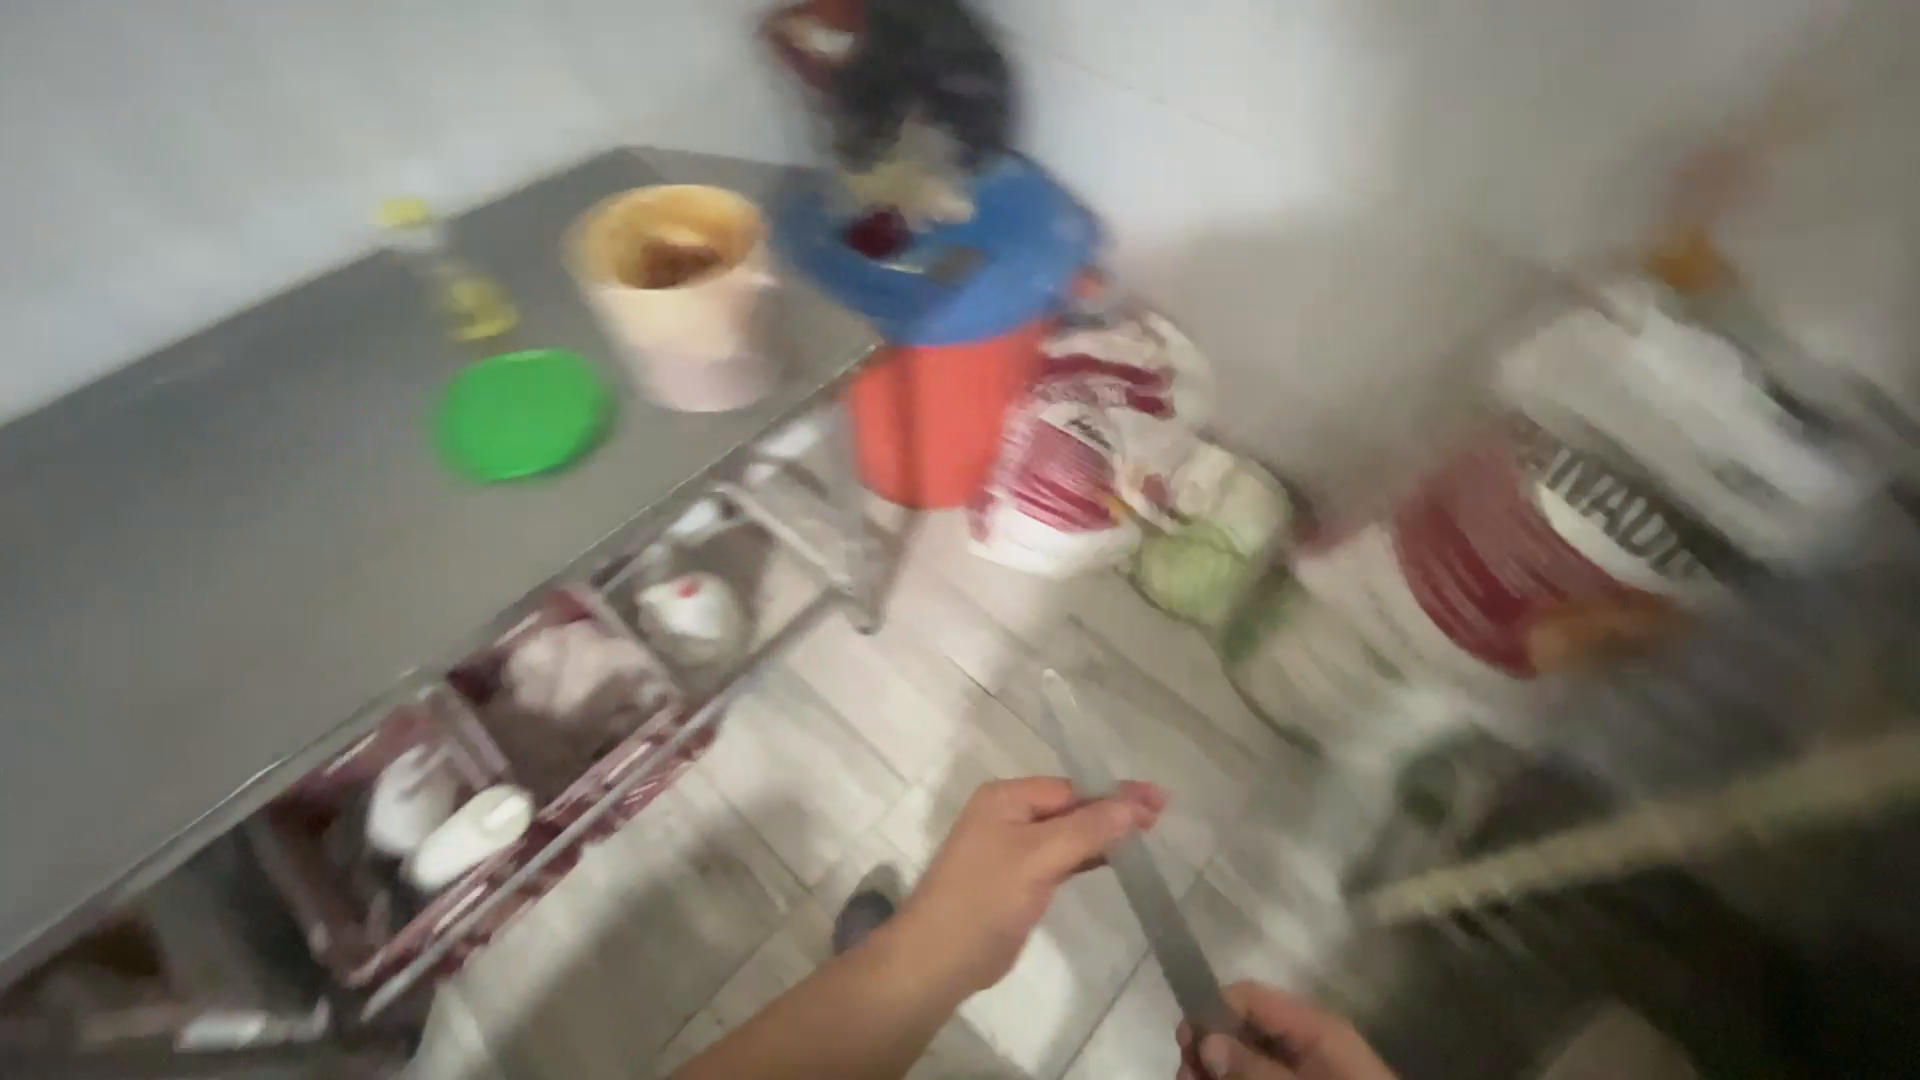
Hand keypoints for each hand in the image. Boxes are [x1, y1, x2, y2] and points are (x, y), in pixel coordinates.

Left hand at [892, 776, 1166, 993]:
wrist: (940, 957)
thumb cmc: (985, 897)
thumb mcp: (1038, 857)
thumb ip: (1086, 829)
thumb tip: (1133, 803)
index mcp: (1006, 797)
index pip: (1070, 788)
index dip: (1114, 794)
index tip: (1157, 800)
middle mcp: (1009, 815)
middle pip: (1070, 807)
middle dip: (1113, 809)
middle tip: (1161, 813)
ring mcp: (1013, 847)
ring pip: (1068, 832)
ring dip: (1104, 832)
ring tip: (1149, 831)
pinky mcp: (1020, 879)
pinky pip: (1061, 857)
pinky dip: (1088, 855)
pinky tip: (1116, 857)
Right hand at [1175, 982, 1395, 1079]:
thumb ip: (1253, 1069)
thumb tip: (1205, 1039)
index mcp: (1313, 1028)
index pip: (1247, 996)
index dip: (1212, 1012)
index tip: (1184, 1045)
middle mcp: (1307, 1043)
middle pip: (1242, 1030)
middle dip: (1210, 1052)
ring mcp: (1307, 1073)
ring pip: (1247, 1062)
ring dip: (1219, 1075)